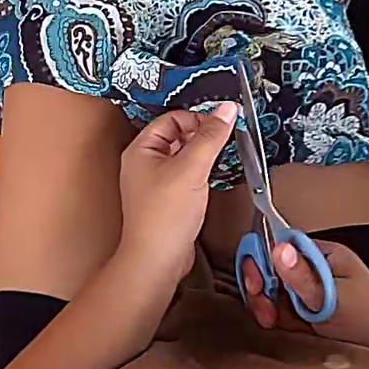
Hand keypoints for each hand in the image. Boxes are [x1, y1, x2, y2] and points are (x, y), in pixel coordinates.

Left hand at [115, 102, 237, 280]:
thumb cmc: (164, 216)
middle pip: (178, 136)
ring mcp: (155, 183)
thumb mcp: (191, 169)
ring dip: (203, 156)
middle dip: (202, 137)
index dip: (197, 119)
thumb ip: (211, 137)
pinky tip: (212, 180)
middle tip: (225, 140)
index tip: (222, 124)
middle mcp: (144, 164)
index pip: (172, 119)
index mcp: (141, 149)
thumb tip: (227, 109)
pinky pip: (186, 177)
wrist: (158, 259)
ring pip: (183, 157)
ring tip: (220, 159)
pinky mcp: (167, 200)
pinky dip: (200, 174)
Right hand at [242, 239, 368, 362]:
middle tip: (265, 309)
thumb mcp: (334, 299)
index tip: (258, 284)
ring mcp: (310, 292)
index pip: (281, 245)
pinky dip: (273, 318)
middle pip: (272, 268)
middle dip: (262, 288)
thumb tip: (278, 249)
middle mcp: (316, 269)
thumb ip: (303, 277)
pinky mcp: (306, 313)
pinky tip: (278, 327)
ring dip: (266, 306)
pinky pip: (279, 310)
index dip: (263, 261)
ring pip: (272, 291)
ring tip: (272, 322)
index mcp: (325, 255)